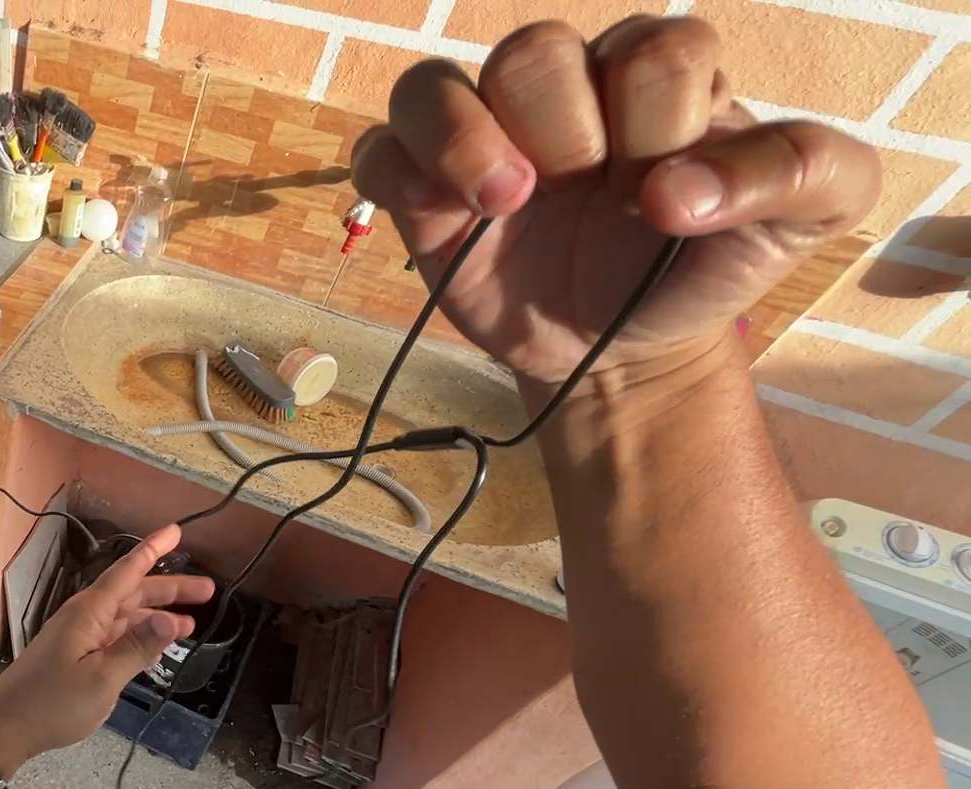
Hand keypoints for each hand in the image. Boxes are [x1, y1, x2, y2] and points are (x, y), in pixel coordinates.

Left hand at [0, 525, 214, 776]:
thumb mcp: (102, 679)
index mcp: (89, 613)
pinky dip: (139, 635)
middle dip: (169, 588)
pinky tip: (157, 644)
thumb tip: (172, 618)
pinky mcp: (76, 655)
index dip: (153, 550)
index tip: (176, 531)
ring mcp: (79, 636)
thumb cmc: (52, 704)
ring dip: (157, 614)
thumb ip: (138, 648)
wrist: (6, 728)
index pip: (127, 572)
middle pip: (132, 593)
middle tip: (208, 589)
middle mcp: (84, 616)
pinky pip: (115, 635)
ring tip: (194, 621)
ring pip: (125, 615)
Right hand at [351, 16, 880, 388]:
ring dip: (458, 140)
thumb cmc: (690, 271)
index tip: (653, 202)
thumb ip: (798, 172)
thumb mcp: (803, 221)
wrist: (612, 347)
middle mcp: (559, 99)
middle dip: (551, 128)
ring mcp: (479, 147)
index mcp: (653, 82)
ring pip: (428, 86)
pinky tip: (429, 210)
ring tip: (499, 203)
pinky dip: (392, 173)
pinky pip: (376, 154)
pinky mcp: (421, 200)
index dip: (648, 120)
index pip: (645, 50)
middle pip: (528, 52)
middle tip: (567, 195)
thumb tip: (675, 190)